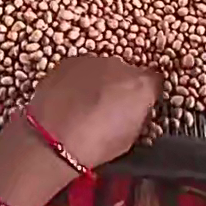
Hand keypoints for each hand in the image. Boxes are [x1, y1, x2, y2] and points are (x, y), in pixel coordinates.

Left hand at [0, 55, 156, 205]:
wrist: (51, 138)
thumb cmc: (95, 145)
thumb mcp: (130, 138)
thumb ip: (138, 115)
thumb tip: (136, 108)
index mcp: (141, 86)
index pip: (155, 81)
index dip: (148, 94)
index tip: (139, 106)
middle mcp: (120, 65)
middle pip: (128, 73)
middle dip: (122, 87)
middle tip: (109, 109)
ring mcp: (94, 60)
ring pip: (104, 69)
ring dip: (100, 82)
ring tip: (86, 105)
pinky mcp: (70, 61)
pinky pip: (82, 68)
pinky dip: (79, 80)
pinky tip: (70, 99)